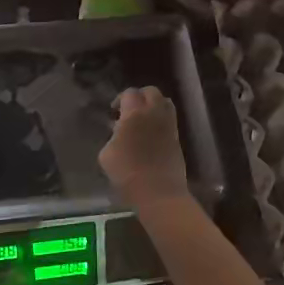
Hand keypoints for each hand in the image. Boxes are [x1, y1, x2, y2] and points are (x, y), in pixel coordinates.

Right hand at [100, 86, 190, 209]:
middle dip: (140, 97)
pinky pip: (170, 120)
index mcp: (135, 114)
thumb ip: (112, 136)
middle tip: (129, 110)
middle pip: (151, 92)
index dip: (120, 99)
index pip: (130, 93)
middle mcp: (155, 114)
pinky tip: (150, 135)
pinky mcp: (177, 139)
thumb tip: (118, 131)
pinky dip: (160, 120)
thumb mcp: (106, 154)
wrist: (157, 192)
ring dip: (153, 106)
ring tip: (143, 120)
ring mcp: (169, 126)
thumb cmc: (127, 173)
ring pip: (165, 103)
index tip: (113, 111)